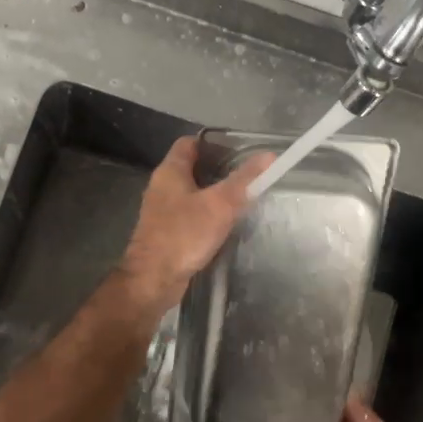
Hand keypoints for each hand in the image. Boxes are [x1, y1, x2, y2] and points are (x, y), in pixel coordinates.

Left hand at [115, 136, 273, 314]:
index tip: (239, 150)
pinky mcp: (167, 232)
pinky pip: (190, 214)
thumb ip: (244, 180)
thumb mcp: (219, 204)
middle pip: (192, 167)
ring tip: (242, 197)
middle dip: (219, 168)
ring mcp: (163, 210)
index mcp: (170, 171)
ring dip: (214, 193)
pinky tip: (225, 223)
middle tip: (247, 175)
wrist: (153, 279)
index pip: (190, 143)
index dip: (214, 142)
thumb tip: (269, 156)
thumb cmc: (183, 235)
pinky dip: (207, 213)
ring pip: (192, 192)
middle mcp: (163, 186)